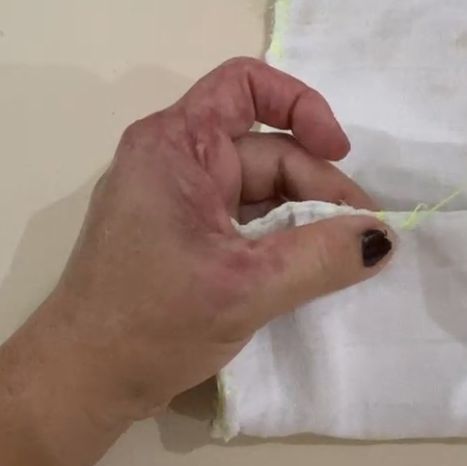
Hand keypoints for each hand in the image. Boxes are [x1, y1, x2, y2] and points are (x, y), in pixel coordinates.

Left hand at [28, 58, 393, 426]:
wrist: (83, 380)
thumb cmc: (151, 322)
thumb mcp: (246, 287)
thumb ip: (321, 257)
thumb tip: (383, 238)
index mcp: (175, 146)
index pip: (245, 85)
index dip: (301, 105)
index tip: (338, 153)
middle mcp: (173, 159)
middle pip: (265, 148)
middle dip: (316, 188)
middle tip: (361, 240)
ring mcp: (176, 199)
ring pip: (258, 189)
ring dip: (303, 218)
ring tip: (343, 259)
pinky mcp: (181, 235)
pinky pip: (243, 219)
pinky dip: (279, 238)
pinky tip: (309, 267)